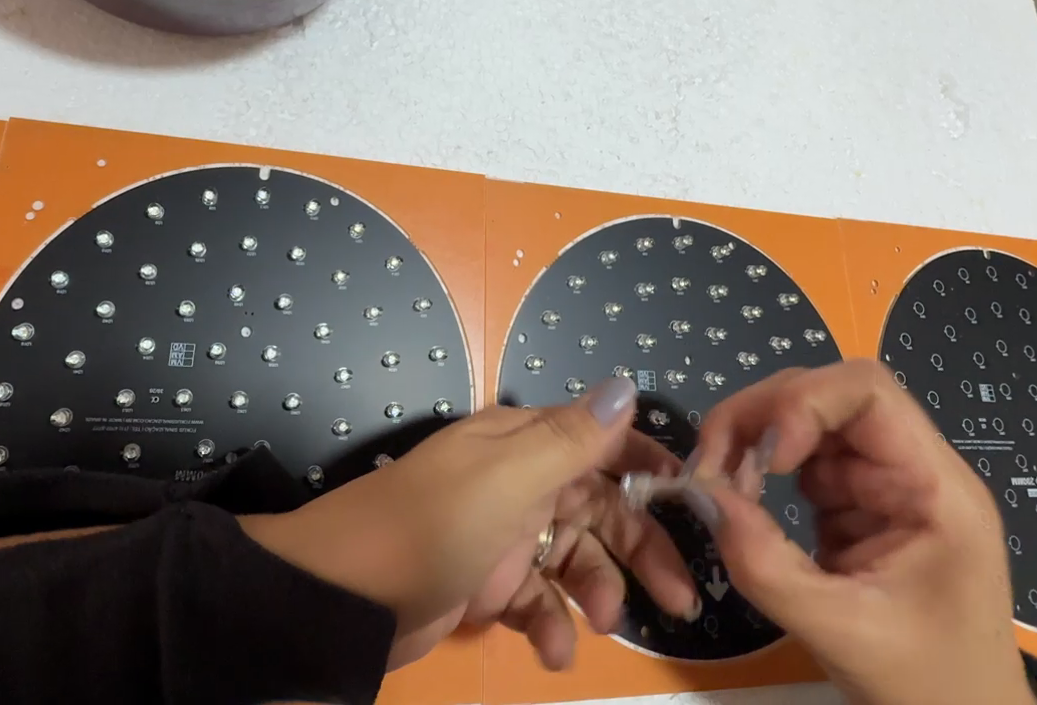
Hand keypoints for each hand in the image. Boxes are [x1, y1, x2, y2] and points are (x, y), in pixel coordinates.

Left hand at [240, 378, 699, 670]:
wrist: (343, 596)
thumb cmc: (432, 526)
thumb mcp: (506, 477)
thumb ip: (570, 437)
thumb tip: (625, 382)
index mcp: (521, 442)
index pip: (598, 440)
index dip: (645, 464)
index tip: (693, 497)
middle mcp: (517, 480)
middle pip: (596, 507)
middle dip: (639, 548)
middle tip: (681, 599)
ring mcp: (502, 533)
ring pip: (572, 556)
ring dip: (595, 592)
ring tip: (599, 625)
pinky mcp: (486, 582)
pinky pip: (536, 600)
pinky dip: (551, 625)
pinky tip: (553, 653)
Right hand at [687, 360, 1035, 704]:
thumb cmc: (926, 687)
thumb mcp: (841, 633)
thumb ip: (766, 564)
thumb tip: (701, 495)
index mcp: (935, 487)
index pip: (867, 391)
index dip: (803, 403)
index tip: (764, 459)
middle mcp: (907, 466)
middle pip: (824, 394)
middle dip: (759, 416)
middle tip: (710, 464)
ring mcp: (878, 480)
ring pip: (802, 417)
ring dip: (750, 436)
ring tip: (717, 481)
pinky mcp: (852, 499)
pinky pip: (794, 456)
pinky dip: (754, 464)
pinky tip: (737, 495)